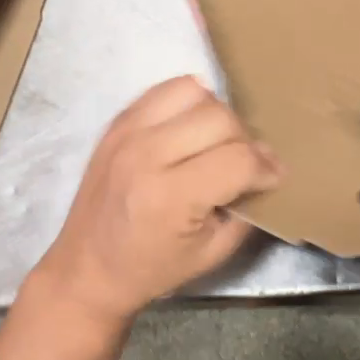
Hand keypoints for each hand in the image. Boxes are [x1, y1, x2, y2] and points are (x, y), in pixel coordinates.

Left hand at [29, 77, 282, 324]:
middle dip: (244, 142)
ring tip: (215, 143)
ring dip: (217, 116)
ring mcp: (128, 133)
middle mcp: (147, 155)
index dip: (267, 168)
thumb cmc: (151, 268)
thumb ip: (248, 207)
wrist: (85, 270)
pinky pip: (167, 89)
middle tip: (243, 165)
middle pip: (222, 119)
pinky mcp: (118, 122)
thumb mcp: (212, 252)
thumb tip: (270, 165)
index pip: (239, 160)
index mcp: (170, 197)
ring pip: (197, 93)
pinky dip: (189, 102)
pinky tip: (190, 128)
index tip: (273, 178)